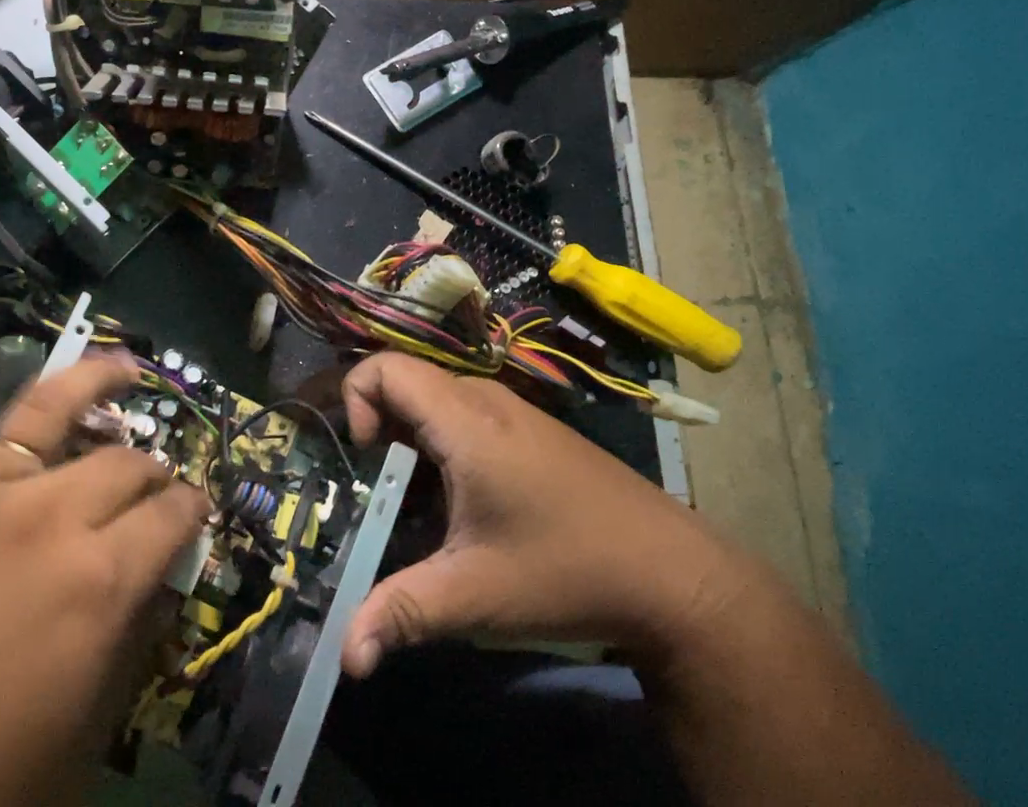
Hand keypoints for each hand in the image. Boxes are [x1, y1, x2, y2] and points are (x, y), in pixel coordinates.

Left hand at [0, 322, 206, 806]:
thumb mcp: (92, 720)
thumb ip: (133, 637)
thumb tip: (157, 582)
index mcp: (101, 576)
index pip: (171, 516)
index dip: (193, 512)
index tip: (198, 514)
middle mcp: (50, 515)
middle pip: (122, 463)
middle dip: (154, 470)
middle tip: (160, 483)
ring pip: (49, 412)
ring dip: (94, 381)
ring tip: (126, 365)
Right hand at [339, 353, 743, 677]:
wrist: (680, 579)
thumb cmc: (568, 572)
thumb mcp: (473, 597)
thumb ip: (400, 615)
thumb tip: (346, 659)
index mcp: (467, 424)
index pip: (386, 368)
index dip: (356, 398)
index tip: (366, 457)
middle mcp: (491, 404)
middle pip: (409, 383)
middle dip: (379, 426)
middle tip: (381, 486)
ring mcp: (521, 416)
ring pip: (440, 400)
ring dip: (413, 439)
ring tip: (419, 500)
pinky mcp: (541, 436)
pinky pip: (471, 417)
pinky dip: (447, 446)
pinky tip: (468, 505)